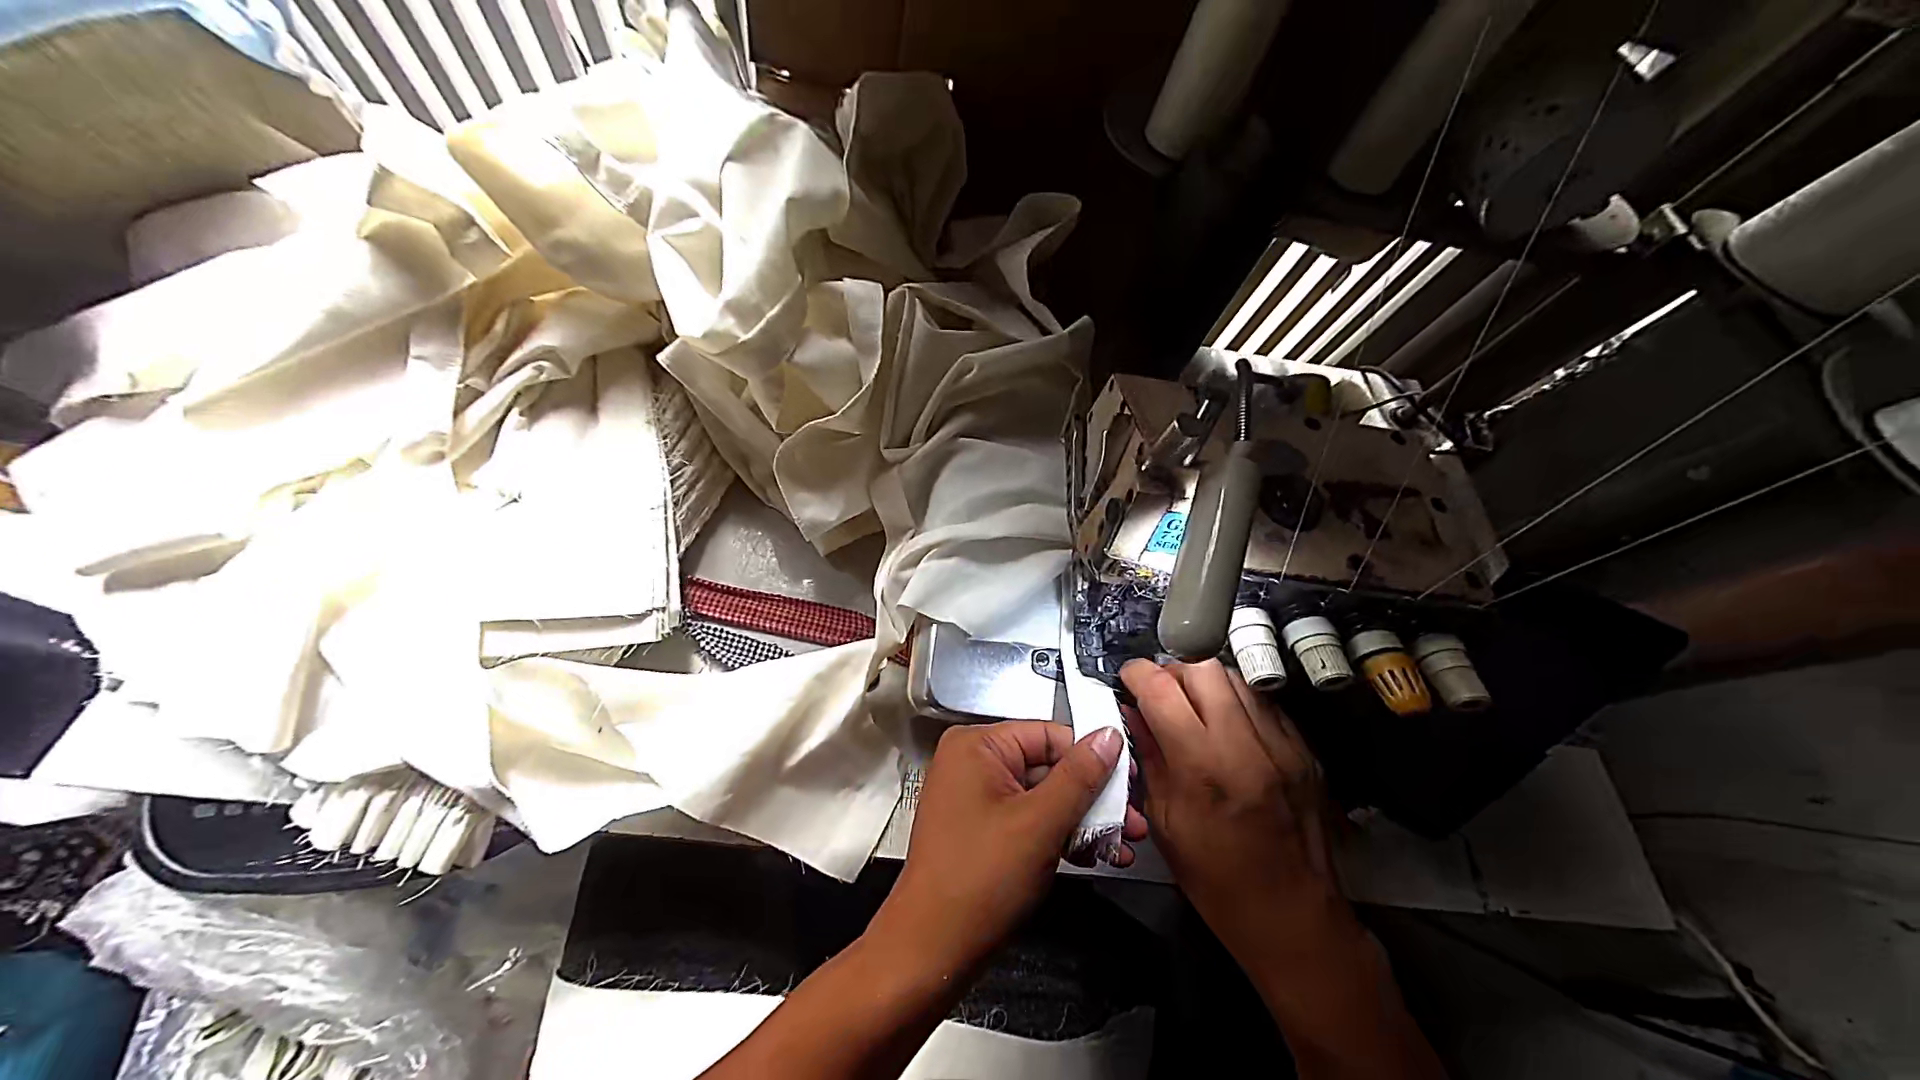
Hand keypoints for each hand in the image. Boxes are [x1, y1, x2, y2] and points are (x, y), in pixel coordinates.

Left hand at [870, 722, 1147, 976]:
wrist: (934, 948)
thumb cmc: (977, 880)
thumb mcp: (1040, 821)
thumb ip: (1079, 775)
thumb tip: (1108, 736)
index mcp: (976, 746)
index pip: (1050, 734)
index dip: (1092, 759)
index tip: (1129, 783)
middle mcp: (972, 763)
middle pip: (1049, 766)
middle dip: (1094, 798)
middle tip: (1132, 822)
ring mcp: (976, 797)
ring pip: (1044, 796)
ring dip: (1084, 821)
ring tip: (1120, 845)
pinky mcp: (983, 829)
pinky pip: (1030, 819)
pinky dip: (1060, 835)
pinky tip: (1093, 855)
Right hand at [1119, 658, 1343, 954]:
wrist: (1293, 917)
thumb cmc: (1220, 882)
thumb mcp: (1164, 821)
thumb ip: (1148, 757)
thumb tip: (1133, 714)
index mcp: (1202, 768)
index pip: (1161, 688)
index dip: (1137, 674)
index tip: (1129, 679)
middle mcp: (1246, 747)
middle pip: (1203, 670)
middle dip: (1172, 674)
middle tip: (1160, 695)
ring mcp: (1282, 747)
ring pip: (1236, 679)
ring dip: (1206, 686)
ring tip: (1193, 710)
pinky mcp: (1304, 752)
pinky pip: (1264, 704)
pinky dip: (1238, 705)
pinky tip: (1227, 729)